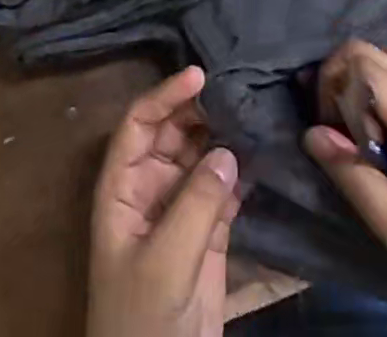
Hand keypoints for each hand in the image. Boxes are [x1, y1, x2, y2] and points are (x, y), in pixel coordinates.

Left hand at [88, 66, 242, 336]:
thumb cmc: (141, 319)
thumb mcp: (163, 262)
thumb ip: (195, 205)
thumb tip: (228, 151)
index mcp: (123, 188)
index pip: (139, 125)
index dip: (165, 96)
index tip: (199, 74)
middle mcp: (151, 188)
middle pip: (174, 134)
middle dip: (202, 110)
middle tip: (240, 89)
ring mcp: (181, 208)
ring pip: (202, 156)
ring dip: (225, 135)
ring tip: (257, 109)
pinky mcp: (210, 231)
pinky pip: (225, 187)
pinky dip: (242, 169)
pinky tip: (264, 150)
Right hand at [304, 42, 386, 336]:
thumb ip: (356, 179)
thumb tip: (311, 132)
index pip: (364, 66)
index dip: (332, 88)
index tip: (328, 135)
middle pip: (367, 54)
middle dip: (335, 81)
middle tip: (330, 132)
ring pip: (379, 64)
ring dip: (350, 89)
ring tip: (347, 140)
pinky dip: (367, 99)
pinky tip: (369, 143)